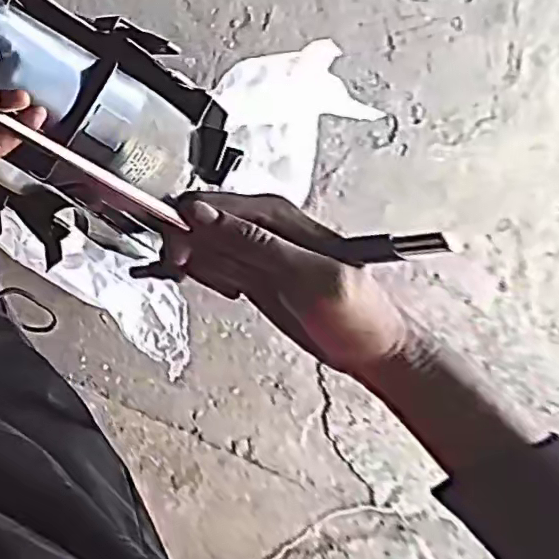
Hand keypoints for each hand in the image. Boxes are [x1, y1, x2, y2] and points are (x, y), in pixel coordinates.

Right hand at [141, 192, 415, 377]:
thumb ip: (250, 241)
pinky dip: (204, 274)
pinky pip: (207, 261)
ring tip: (227, 285)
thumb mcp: (307, 274)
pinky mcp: (246, 269)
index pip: (205, 204)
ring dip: (198, 265)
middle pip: (195, 221)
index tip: (181, 254)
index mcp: (273, 213)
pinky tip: (225, 288)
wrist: (377, 353)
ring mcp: (251, 247)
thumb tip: (201, 212)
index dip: (185, 227)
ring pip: (196, 242)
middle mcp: (259, 224)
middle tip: (192, 271)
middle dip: (188, 248)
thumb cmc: (359, 315)